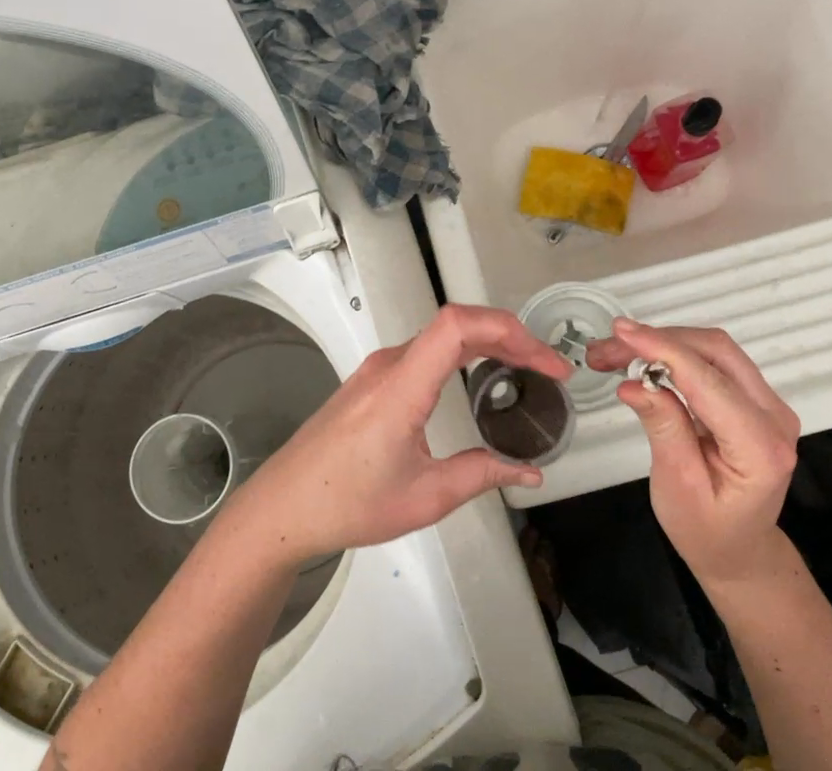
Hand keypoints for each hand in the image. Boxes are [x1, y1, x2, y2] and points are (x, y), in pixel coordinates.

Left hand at [221, 304, 571, 569]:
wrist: (283, 506)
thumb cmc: (347, 503)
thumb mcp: (424, 498)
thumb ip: (481, 476)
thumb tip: (529, 471)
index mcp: (400, 388)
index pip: (457, 326)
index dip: (509, 331)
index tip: (545, 362)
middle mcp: (388, 366)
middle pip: (455, 324)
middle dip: (510, 337)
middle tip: (548, 369)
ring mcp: (376, 370)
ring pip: (440, 335)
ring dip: (487, 342)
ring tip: (525, 369)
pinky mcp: (371, 381)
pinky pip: (425, 351)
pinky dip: (463, 353)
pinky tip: (481, 377)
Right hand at [587, 319, 800, 588]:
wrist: (738, 550)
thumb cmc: (706, 530)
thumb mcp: (677, 486)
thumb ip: (663, 429)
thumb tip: (633, 383)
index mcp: (760, 446)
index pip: (708, 381)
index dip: (663, 350)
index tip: (620, 334)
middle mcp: (774, 417)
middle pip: (716, 351)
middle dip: (658, 340)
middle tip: (605, 348)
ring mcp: (768, 405)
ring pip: (714, 350)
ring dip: (663, 343)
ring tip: (613, 353)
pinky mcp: (754, 400)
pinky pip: (715, 363)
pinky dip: (675, 354)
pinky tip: (641, 360)